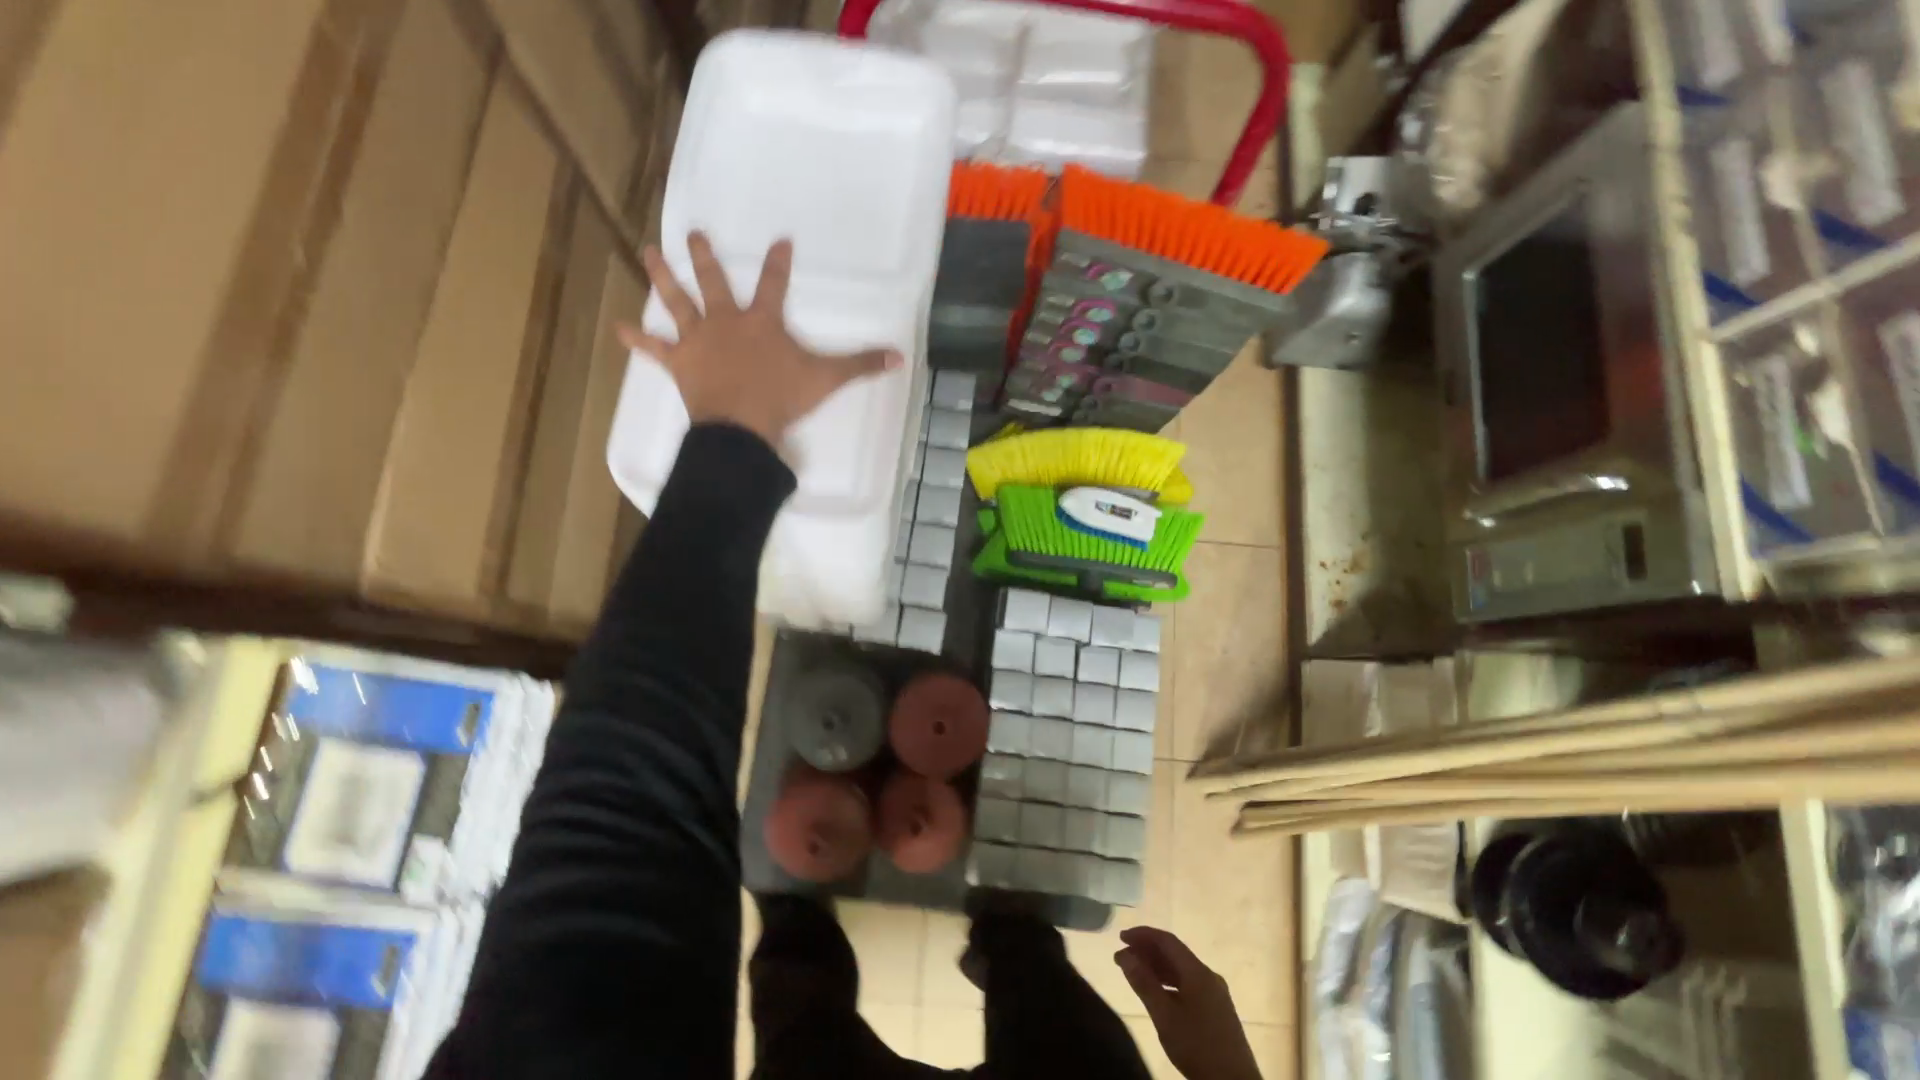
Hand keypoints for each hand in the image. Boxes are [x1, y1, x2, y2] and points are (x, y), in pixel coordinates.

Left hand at [620, 231, 901, 446]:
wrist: (740, 425)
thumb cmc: (781, 398)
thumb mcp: (827, 380)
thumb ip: (861, 365)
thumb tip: (900, 358)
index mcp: (762, 322)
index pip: (774, 284)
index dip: (778, 261)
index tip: (780, 240)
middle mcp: (726, 321)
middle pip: (714, 281)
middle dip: (705, 255)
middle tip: (693, 232)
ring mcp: (699, 340)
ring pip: (677, 301)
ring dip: (662, 277)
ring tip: (647, 252)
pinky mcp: (680, 363)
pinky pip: (654, 349)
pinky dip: (636, 340)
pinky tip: (617, 328)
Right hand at [1116, 926, 1261, 1079]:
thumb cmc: (1197, 1046)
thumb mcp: (1165, 1016)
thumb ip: (1144, 983)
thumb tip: (1125, 954)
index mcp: (1198, 973)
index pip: (1168, 941)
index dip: (1143, 935)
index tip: (1120, 937)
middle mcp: (1209, 977)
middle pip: (1175, 954)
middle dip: (1147, 951)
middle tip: (1122, 957)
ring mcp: (1215, 993)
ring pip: (1182, 970)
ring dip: (1157, 967)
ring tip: (1134, 972)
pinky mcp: (1216, 1009)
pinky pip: (1189, 984)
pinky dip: (1169, 982)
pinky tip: (1157, 992)